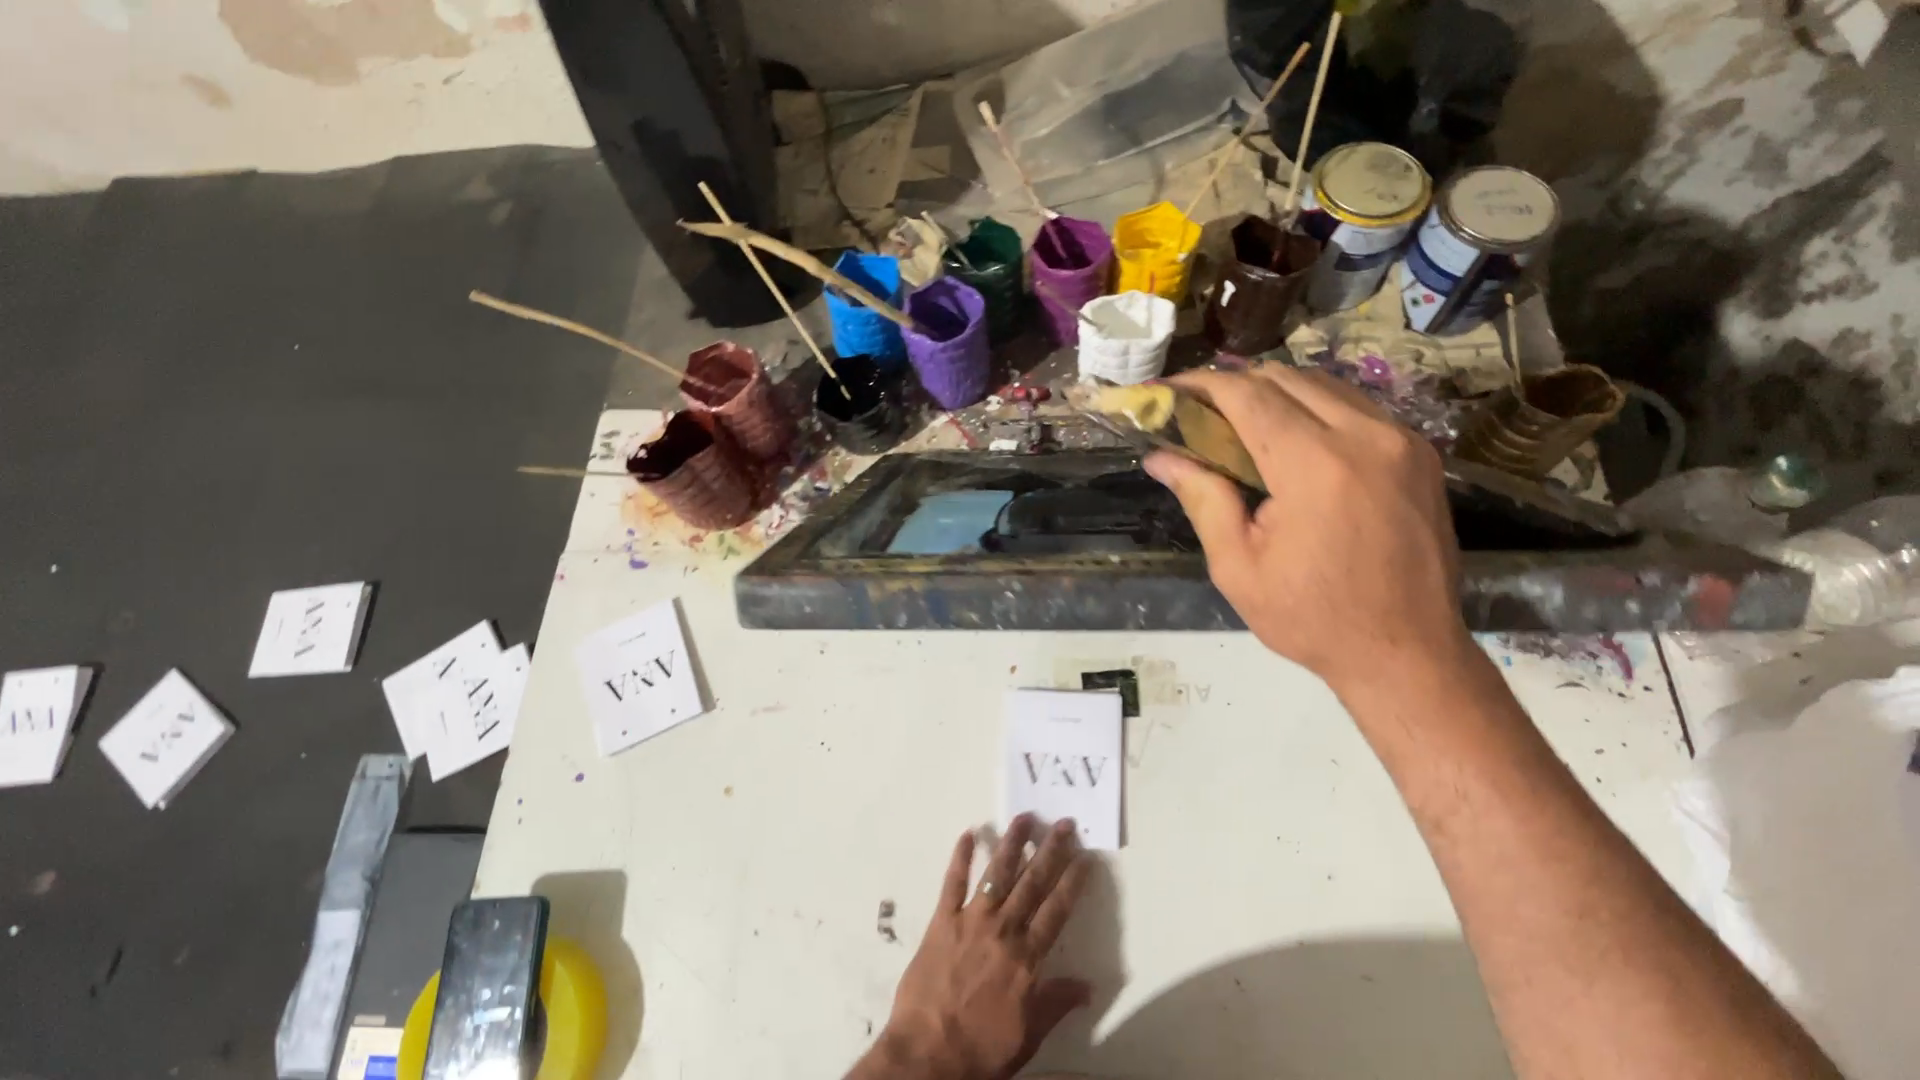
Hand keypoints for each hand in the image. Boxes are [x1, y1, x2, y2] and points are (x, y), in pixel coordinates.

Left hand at [865, 815, 1091, 1079]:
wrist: (928, 1054)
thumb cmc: (982, 1049)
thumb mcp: (1029, 1034)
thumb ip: (1056, 1003)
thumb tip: (1088, 986)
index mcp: (1027, 958)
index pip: (1057, 910)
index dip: (1073, 882)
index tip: (1085, 857)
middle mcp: (1003, 930)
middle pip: (1032, 883)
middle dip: (1051, 851)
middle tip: (1064, 824)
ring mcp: (970, 922)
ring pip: (996, 873)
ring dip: (1011, 843)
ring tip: (1023, 817)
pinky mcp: (940, 923)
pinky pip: (951, 883)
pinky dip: (960, 857)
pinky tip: (968, 834)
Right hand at [1143, 365, 1468, 691]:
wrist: (1407, 652)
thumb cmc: (1312, 618)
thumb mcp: (1239, 567)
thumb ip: (1202, 499)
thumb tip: (1160, 457)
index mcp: (1315, 465)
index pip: (1248, 396)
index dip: (1200, 386)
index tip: (1165, 392)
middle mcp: (1365, 435)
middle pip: (1286, 378)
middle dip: (1235, 386)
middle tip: (1199, 413)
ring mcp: (1401, 440)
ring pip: (1325, 385)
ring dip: (1277, 394)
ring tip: (1240, 425)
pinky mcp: (1421, 453)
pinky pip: (1358, 408)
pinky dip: (1316, 410)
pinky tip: (1293, 441)